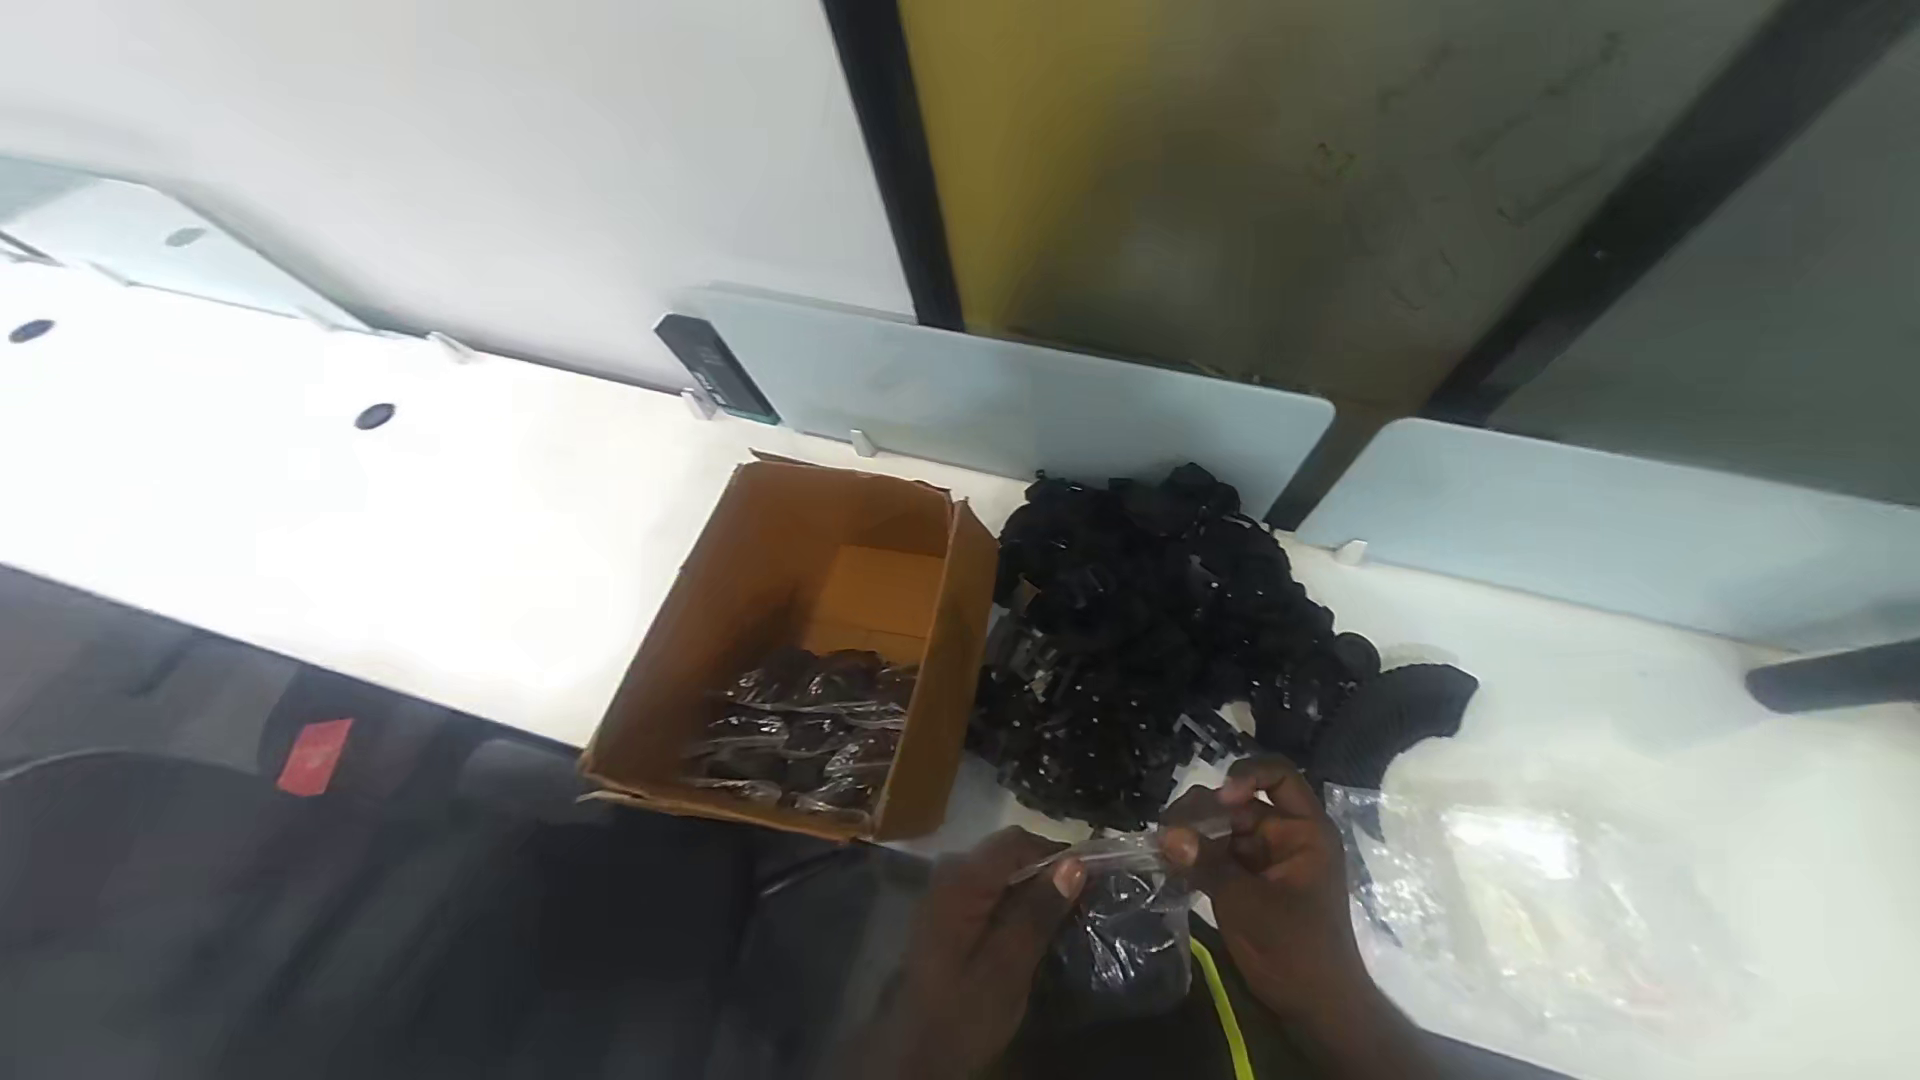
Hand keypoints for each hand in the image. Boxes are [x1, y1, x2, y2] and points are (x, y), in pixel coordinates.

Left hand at [850, 827, 1085, 1078]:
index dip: (1055, 852)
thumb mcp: (1008, 968)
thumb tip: (1074, 864)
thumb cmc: (961, 1014)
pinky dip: (1014, 901)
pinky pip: (988, 890)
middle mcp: (949, 873)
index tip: (1089, 876)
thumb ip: (1038, 912)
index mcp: (961, 879)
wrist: (911, 1059)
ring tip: (1063, 915)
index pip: (1015, 841)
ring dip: (1031, 887)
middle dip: (1045, 870)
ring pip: (999, 872)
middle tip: (1080, 901)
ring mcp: (945, 892)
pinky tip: (1032, 928)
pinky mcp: (947, 912)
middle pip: (1006, 853)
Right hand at [1161, 758, 1435, 1079]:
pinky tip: (1165, 859)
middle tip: (1167, 828)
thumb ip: (1207, 864)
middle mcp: (1282, 834)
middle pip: (1236, 800)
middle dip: (1201, 810)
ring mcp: (1261, 854)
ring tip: (1161, 845)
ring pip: (1218, 824)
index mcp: (1303, 831)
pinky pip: (1212, 850)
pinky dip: (1190, 852)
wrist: (1313, 1010)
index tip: (1221, 799)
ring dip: (1189, 830)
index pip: (1279, 776)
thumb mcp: (1249, 904)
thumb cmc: (1296, 951)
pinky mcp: (1243, 875)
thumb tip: (1165, 835)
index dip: (1248, 775)